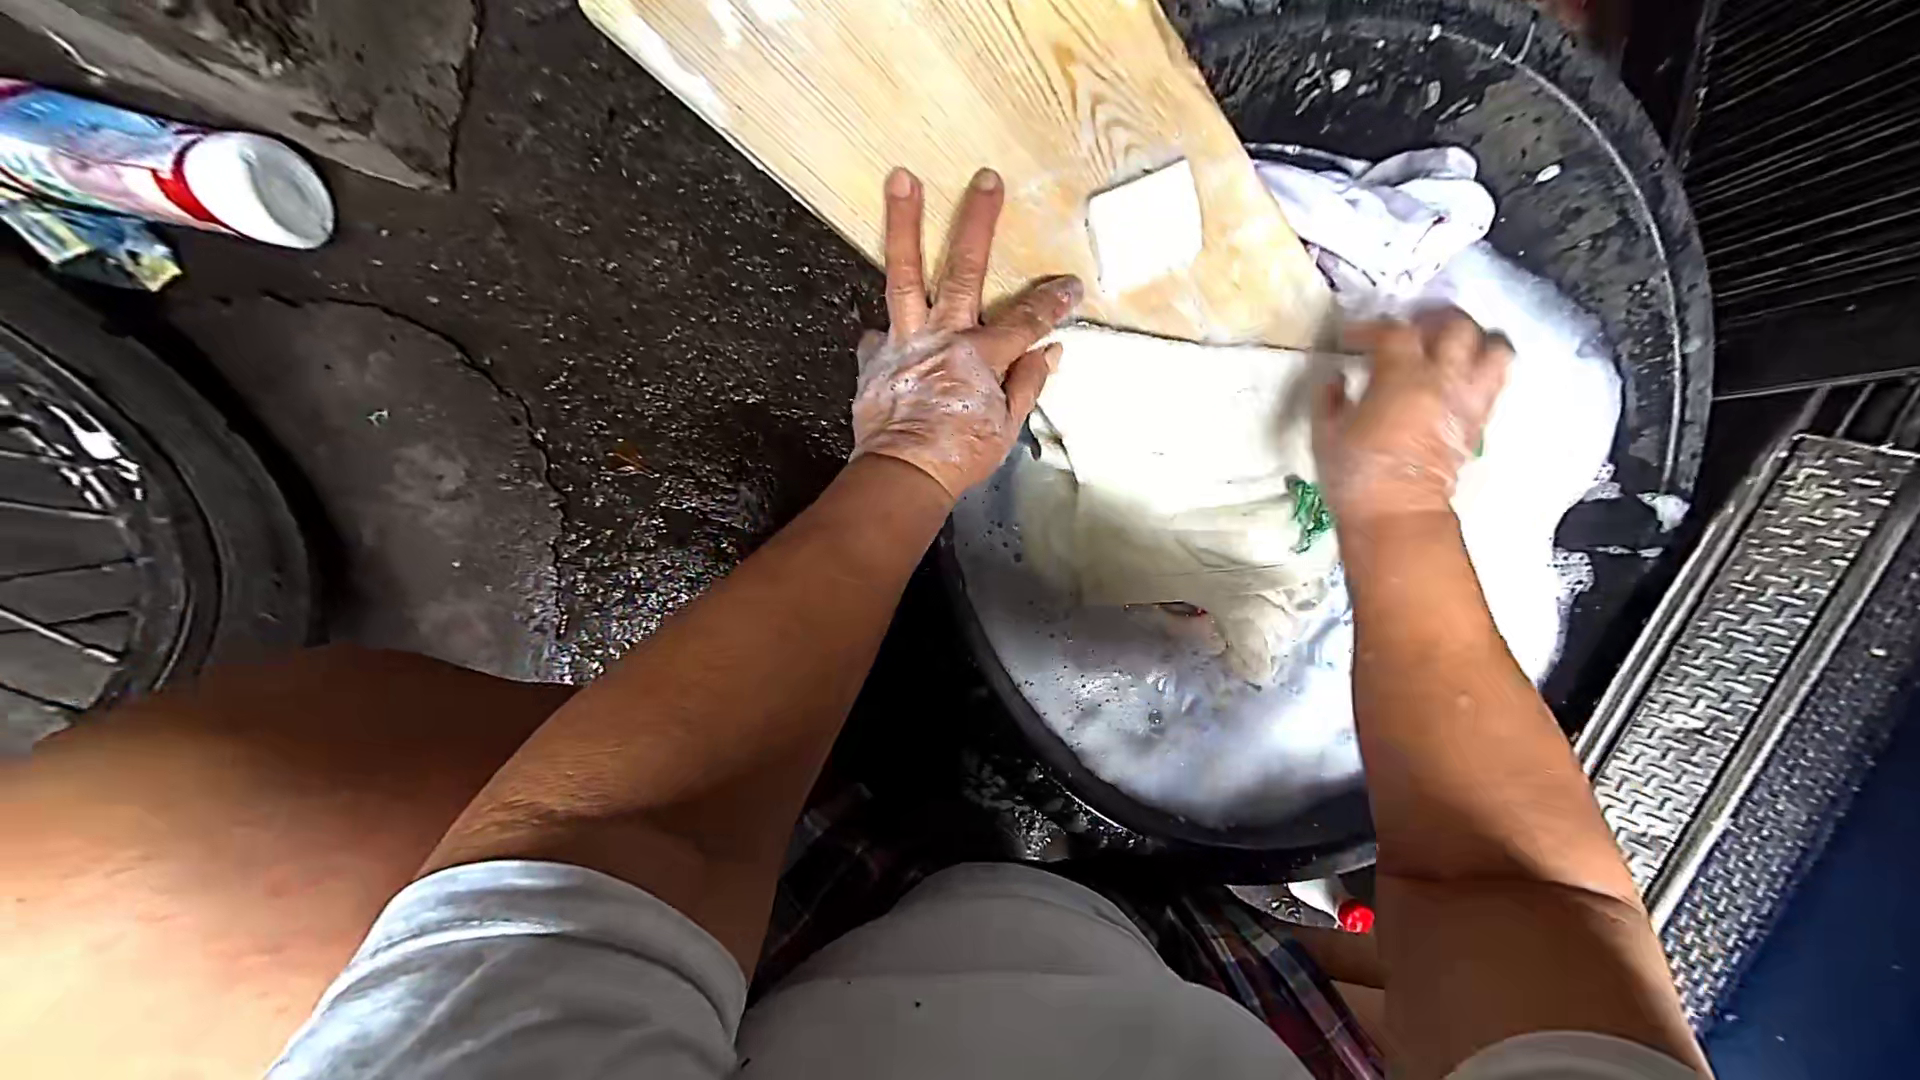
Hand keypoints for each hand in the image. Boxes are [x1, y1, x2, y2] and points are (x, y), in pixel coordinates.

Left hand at [851, 167, 1082, 498]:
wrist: (904, 472)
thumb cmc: (959, 454)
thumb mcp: (1007, 426)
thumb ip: (1026, 383)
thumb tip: (1048, 353)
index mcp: (982, 355)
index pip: (1028, 319)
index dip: (1052, 301)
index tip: (1069, 285)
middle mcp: (944, 336)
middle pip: (965, 269)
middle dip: (979, 222)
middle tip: (985, 179)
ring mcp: (906, 342)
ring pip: (906, 274)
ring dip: (904, 225)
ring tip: (901, 180)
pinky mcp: (876, 358)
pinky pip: (878, 334)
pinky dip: (884, 330)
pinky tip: (882, 326)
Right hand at [1314, 308, 1510, 525]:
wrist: (1394, 510)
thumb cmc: (1353, 471)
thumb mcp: (1326, 431)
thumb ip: (1330, 397)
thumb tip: (1337, 378)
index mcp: (1401, 378)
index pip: (1394, 332)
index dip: (1370, 328)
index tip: (1349, 339)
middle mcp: (1443, 379)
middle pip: (1455, 326)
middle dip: (1431, 320)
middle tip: (1408, 329)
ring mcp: (1468, 398)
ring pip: (1493, 346)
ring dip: (1471, 339)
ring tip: (1445, 347)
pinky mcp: (1479, 419)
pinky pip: (1494, 379)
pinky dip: (1479, 368)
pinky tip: (1455, 378)